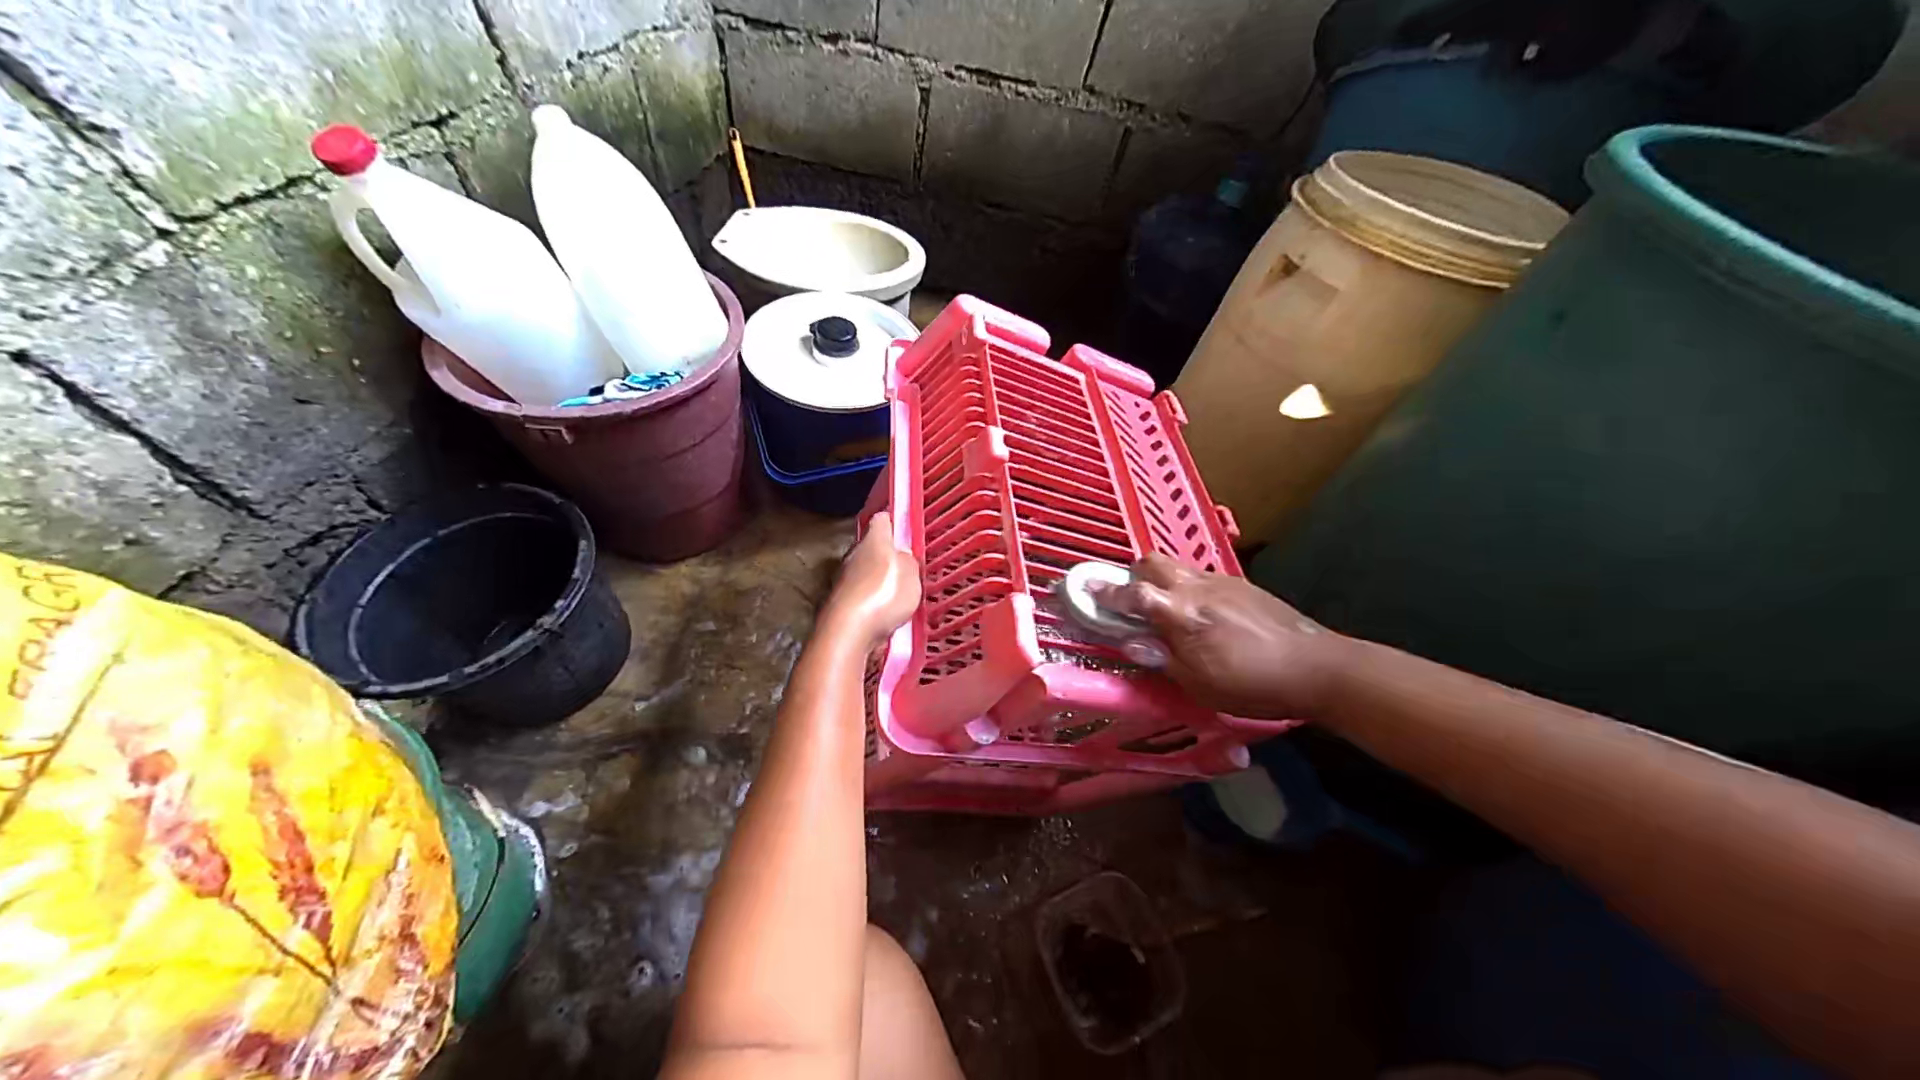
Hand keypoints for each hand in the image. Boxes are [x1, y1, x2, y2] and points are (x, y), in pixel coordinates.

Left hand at [820, 513, 920, 650]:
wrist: (847, 632)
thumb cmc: (884, 596)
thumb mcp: (911, 575)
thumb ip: (909, 561)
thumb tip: (902, 554)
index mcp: (873, 540)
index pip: (881, 520)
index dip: (892, 523)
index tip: (903, 530)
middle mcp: (853, 554)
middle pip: (871, 548)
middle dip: (886, 556)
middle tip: (905, 569)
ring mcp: (843, 579)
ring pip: (864, 572)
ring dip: (877, 581)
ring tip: (897, 597)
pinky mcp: (838, 603)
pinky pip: (860, 596)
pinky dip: (870, 603)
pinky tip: (882, 616)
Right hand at [1096, 554, 1349, 719]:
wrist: (1317, 666)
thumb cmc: (1252, 683)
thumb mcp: (1198, 684)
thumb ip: (1161, 659)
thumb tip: (1130, 643)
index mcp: (1181, 614)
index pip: (1131, 594)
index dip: (1103, 591)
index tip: (1082, 587)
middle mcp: (1196, 587)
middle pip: (1152, 562)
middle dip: (1132, 575)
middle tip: (1128, 600)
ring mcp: (1221, 581)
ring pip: (1177, 566)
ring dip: (1160, 580)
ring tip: (1164, 609)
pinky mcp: (1241, 584)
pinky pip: (1200, 576)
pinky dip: (1186, 587)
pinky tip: (1200, 615)